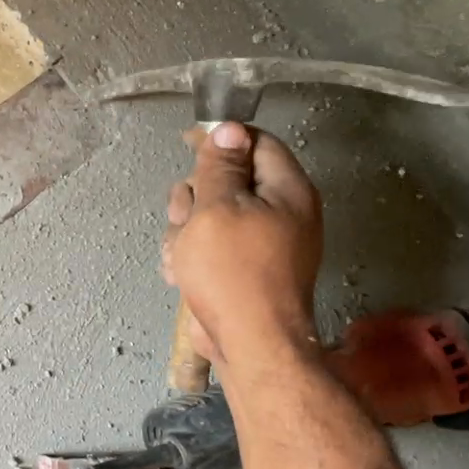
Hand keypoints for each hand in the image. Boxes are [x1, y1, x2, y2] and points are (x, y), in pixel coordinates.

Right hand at [162, 122, 322, 367]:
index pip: (255, 143)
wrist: (248, 338)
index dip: (221, 139)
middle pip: (224, 181)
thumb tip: (228, 130)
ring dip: (184, 231)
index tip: (186, 141)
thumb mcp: (217, 209)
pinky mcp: (239, 265)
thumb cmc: (232, 270)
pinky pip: (205, 245)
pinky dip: (188, 255)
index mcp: (286, 190)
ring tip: (182, 254)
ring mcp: (259, 240)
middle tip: (187, 216)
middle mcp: (279, 211)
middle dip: (193, 197)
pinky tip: (182, 271)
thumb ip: (219, 168)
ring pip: (206, 216)